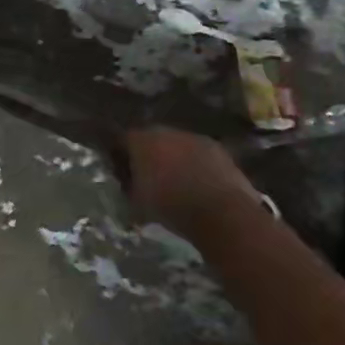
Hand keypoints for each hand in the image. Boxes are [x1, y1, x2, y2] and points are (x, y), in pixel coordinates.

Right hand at [120, 128, 259, 228]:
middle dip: (149, 156)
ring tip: (180, 184)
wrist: (222, 213)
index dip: (121, 159)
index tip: (125, 177)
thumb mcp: (138, 205)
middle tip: (152, 180)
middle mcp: (162, 131)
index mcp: (139, 140)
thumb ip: (130, 189)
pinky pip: (198, 153)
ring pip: (176, 145)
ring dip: (175, 159)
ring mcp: (191, 136)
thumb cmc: (172, 208)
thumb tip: (130, 187)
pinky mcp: (215, 147)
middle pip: (149, 139)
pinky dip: (197, 164)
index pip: (121, 142)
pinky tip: (201, 184)